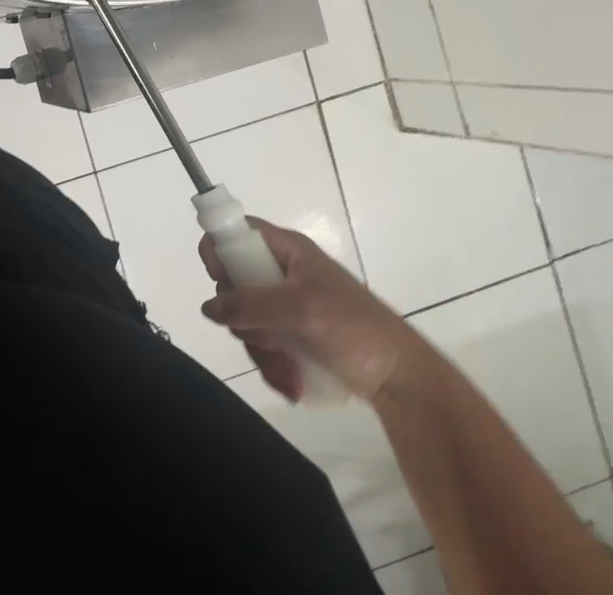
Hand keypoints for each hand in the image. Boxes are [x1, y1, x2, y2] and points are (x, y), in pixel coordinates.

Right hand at [199, 219, 437, 404]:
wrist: (403, 379)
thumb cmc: (356, 331)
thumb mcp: (301, 311)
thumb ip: (249, 305)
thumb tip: (209, 307)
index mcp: (289, 250)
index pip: (235, 232)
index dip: (221, 253)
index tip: (225, 285)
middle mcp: (284, 271)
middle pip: (233, 283)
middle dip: (241, 319)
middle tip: (263, 336)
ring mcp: (288, 304)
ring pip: (244, 319)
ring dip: (259, 350)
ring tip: (286, 371)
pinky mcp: (294, 332)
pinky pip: (262, 341)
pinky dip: (271, 363)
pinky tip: (289, 381)